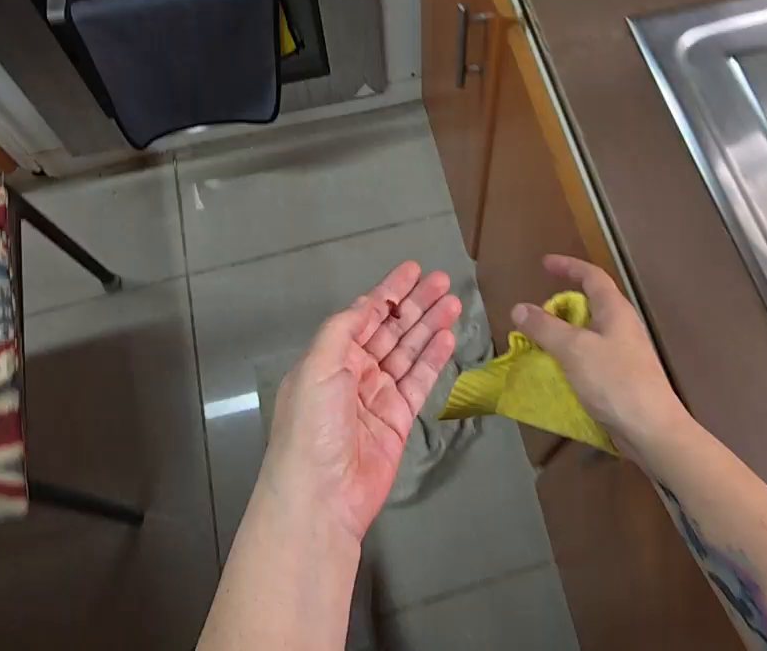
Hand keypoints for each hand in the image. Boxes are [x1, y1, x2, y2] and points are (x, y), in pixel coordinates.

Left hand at [257, 261, 461, 541]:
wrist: (321, 496)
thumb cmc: (312, 425)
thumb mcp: (317, 367)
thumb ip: (343, 329)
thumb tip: (366, 303)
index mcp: (329, 357)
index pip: (364, 315)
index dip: (388, 291)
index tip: (413, 269)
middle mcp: (353, 372)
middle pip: (390, 329)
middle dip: (415, 304)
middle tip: (443, 280)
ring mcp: (377, 396)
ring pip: (408, 352)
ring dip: (429, 326)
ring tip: (453, 303)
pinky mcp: (398, 420)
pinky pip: (419, 381)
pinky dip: (433, 358)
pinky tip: (448, 337)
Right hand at [510, 255, 689, 458]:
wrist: (652, 431)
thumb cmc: (615, 382)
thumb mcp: (574, 350)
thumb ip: (545, 327)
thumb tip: (520, 308)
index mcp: (615, 310)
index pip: (592, 276)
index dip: (568, 266)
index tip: (544, 264)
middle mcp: (622, 326)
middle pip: (589, 304)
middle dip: (561, 306)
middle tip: (536, 315)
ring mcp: (624, 353)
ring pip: (588, 333)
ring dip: (563, 334)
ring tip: (540, 344)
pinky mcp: (621, 378)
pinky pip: (590, 357)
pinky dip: (570, 358)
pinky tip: (556, 372)